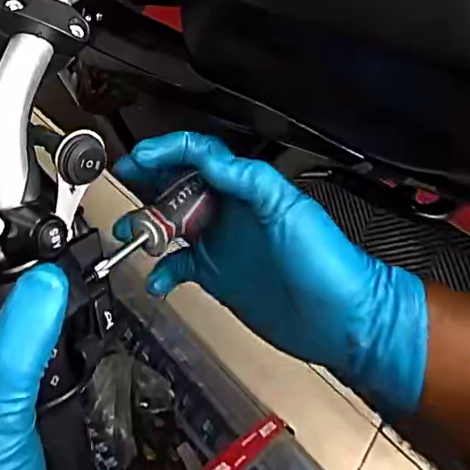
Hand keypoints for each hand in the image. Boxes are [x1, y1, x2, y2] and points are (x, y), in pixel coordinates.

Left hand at [0, 263, 67, 469]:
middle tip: (69, 276)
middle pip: (5, 317)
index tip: (42, 247)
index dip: (4, 267)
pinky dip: (66, 366)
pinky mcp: (24, 429)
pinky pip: (48, 380)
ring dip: (54, 332)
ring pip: (30, 348)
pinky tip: (78, 362)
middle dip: (37, 298)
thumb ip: (17, 343)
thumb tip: (45, 279)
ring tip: (77, 312)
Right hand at [112, 132, 427, 412]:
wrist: (344, 319)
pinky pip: (180, 266)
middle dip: (149, 178)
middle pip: (180, 184)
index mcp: (245, 187)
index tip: (142, 156)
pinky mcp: (219, 275)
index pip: (200, 155)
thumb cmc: (328, 261)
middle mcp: (230, 210)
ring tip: (130, 229)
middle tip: (125, 178)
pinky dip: (162, 270)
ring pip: (173, 223)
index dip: (169, 151)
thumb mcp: (287, 207)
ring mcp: (222, 242)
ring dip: (148, 223)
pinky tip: (156, 276)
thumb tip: (211, 160)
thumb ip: (247, 179)